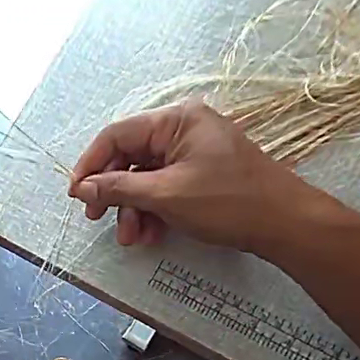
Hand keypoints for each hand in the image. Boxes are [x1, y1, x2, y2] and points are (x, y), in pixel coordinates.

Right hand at [68, 98, 335, 257]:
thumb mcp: (167, 195)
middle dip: (115, 194)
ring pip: (148, 179)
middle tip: (98, 220)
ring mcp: (195, 153)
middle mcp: (183, 130)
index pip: (117, 135)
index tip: (76, 194)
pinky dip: (155, 212)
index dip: (91, 164)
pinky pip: (167, 189)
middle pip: (131, 159)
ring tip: (133, 238)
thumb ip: (120, 189)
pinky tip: (152, 235)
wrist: (284, 223)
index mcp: (176, 120)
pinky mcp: (203, 176)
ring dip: (134, 209)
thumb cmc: (228, 202)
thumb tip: (84, 187)